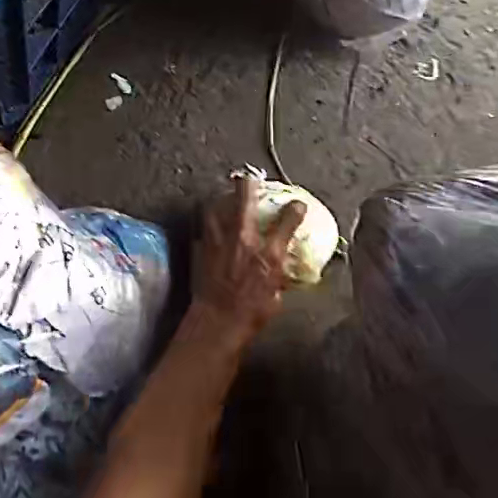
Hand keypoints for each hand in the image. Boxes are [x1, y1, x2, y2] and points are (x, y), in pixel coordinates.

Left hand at [188, 175, 305, 347]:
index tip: (296, 204)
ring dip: (220, 200)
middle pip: (244, 201)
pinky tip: (209, 223)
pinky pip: (204, 226)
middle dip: (247, 185)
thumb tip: (278, 270)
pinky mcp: (201, 247)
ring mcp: (218, 241)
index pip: (287, 222)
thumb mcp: (276, 296)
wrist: (218, 319)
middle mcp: (243, 240)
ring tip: (222, 197)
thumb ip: (278, 276)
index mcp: (268, 254)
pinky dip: (208, 221)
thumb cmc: (252, 313)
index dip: (294, 210)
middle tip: (247, 178)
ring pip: (215, 208)